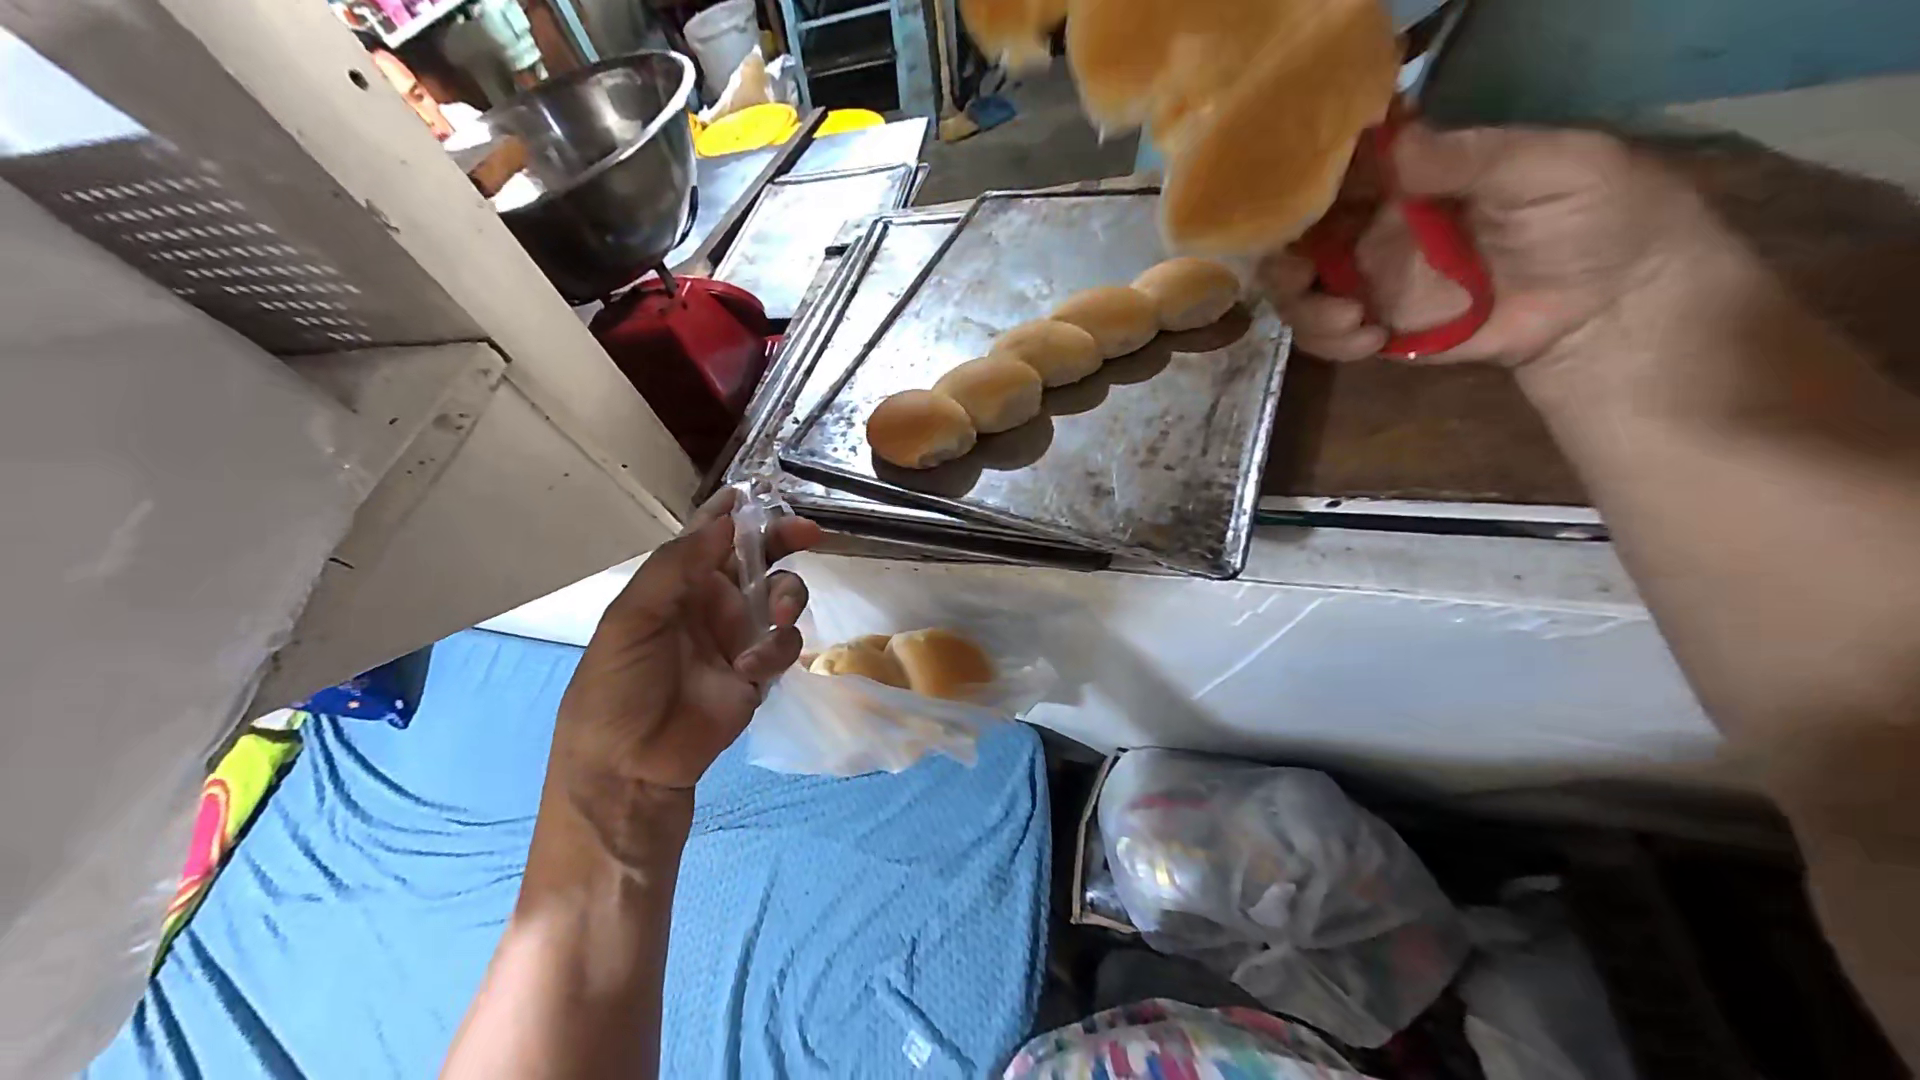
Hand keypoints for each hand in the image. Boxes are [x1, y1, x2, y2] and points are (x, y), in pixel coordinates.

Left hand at [549, 488, 820, 845]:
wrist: (630, 763)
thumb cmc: (617, 685)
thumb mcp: (633, 617)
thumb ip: (678, 564)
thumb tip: (727, 519)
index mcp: (678, 582)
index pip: (710, 535)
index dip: (734, 512)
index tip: (759, 492)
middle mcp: (713, 601)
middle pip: (759, 557)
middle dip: (784, 540)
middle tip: (808, 535)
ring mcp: (739, 635)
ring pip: (781, 595)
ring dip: (785, 599)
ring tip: (773, 620)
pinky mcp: (760, 670)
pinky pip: (785, 644)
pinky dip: (775, 652)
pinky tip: (748, 671)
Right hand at [1262, 124, 1722, 367]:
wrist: (1611, 302)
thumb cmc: (1592, 213)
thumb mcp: (1545, 166)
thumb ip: (1466, 158)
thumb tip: (1390, 141)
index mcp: (1403, 179)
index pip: (1330, 176)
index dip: (1298, 188)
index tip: (1294, 205)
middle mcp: (1372, 228)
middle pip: (1294, 240)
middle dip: (1282, 261)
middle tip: (1303, 276)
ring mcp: (1369, 282)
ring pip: (1296, 292)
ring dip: (1304, 309)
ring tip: (1352, 320)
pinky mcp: (1373, 327)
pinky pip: (1324, 336)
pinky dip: (1330, 341)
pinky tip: (1370, 339)